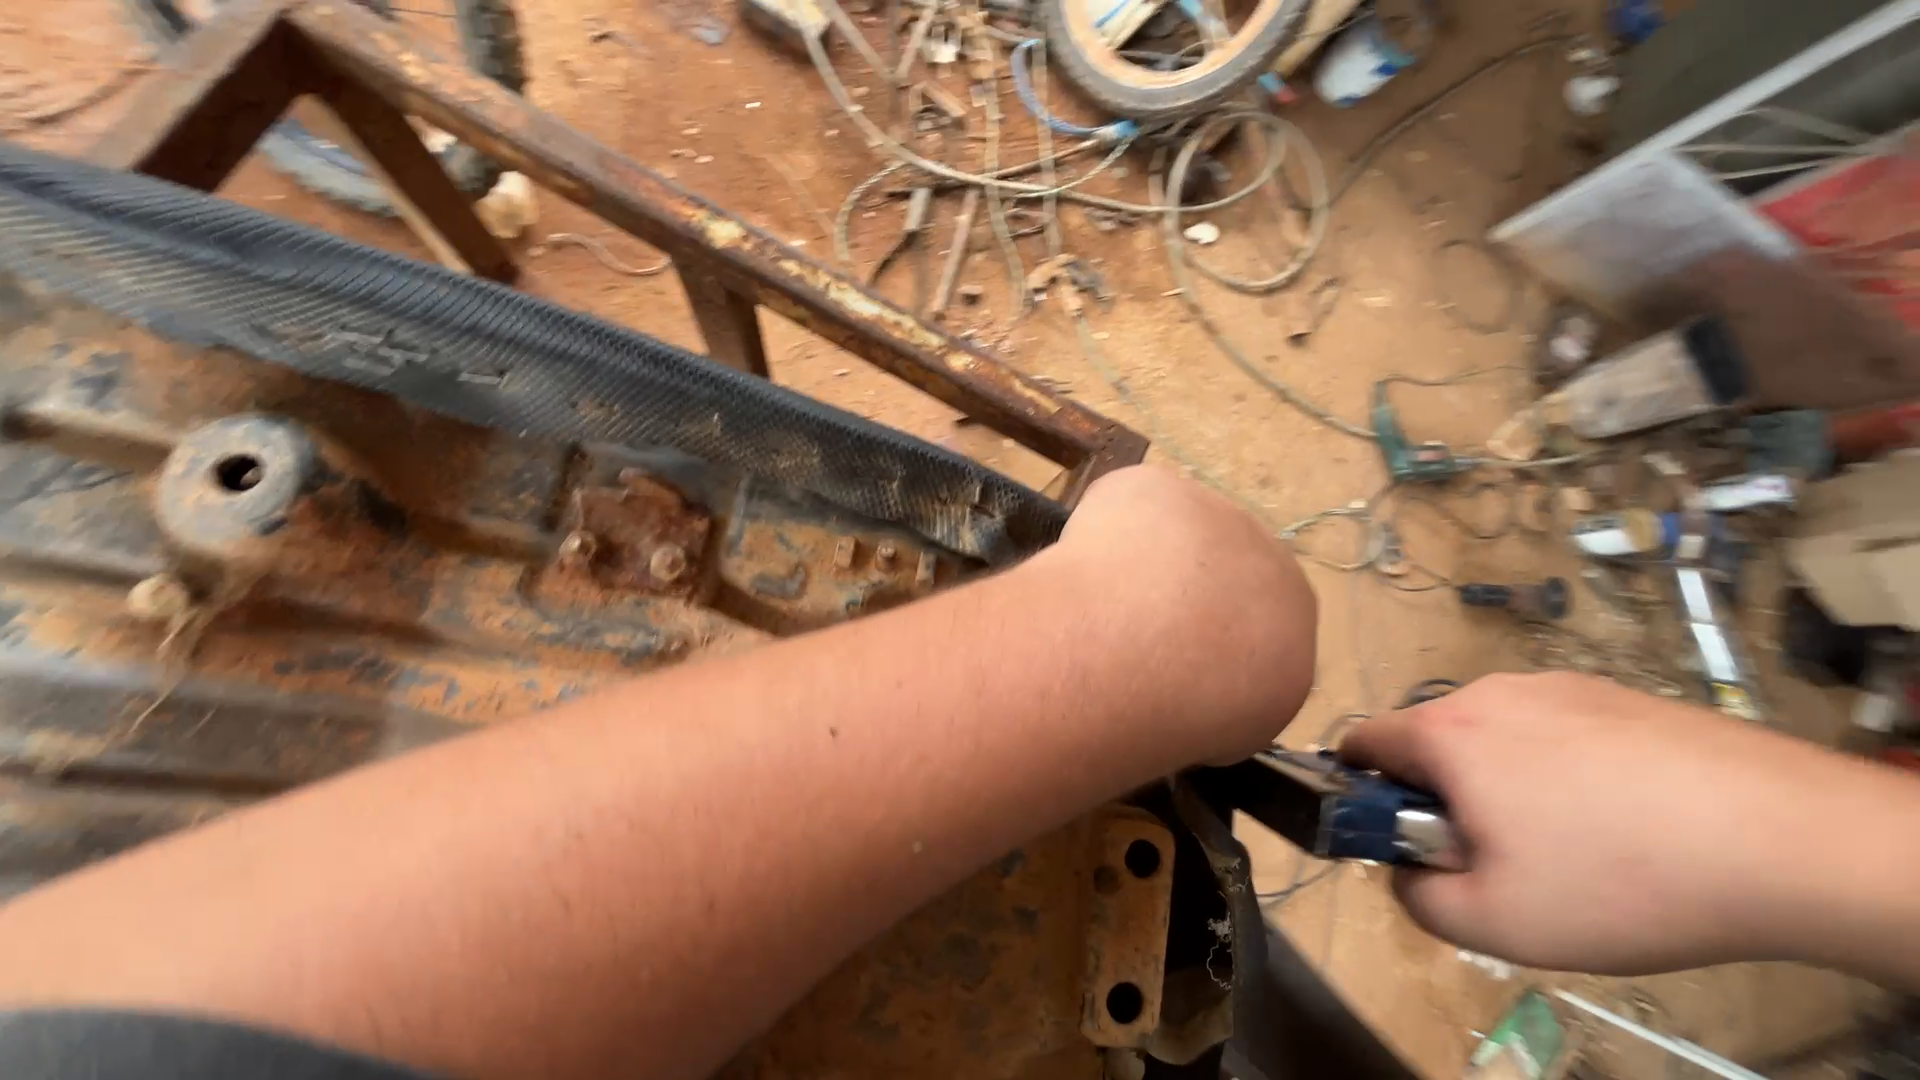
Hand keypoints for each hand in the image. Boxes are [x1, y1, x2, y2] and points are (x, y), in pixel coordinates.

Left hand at [1047, 465, 1316, 762]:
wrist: (1152, 648)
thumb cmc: (1199, 705)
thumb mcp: (1238, 729)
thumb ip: (1234, 697)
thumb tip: (1200, 697)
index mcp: (1295, 615)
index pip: (1255, 620)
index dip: (1208, 640)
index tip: (1170, 663)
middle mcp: (1266, 555)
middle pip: (1217, 570)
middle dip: (1177, 595)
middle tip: (1130, 634)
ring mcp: (1213, 511)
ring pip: (1170, 534)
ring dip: (1140, 560)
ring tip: (1101, 604)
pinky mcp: (1160, 486)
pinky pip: (1126, 507)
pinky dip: (1102, 531)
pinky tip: (1086, 566)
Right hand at [1340, 672, 1900, 975]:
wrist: (1794, 841)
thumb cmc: (1620, 879)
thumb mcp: (1495, 921)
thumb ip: (1416, 898)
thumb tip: (1408, 871)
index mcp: (1446, 732)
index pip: (1360, 743)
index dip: (1363, 792)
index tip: (1407, 838)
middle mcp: (1489, 692)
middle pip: (1429, 741)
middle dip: (1442, 794)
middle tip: (1498, 855)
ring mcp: (1557, 686)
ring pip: (1493, 735)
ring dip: (1500, 781)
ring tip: (1573, 840)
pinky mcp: (1616, 693)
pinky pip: (1553, 730)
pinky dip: (1560, 768)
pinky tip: (1623, 817)